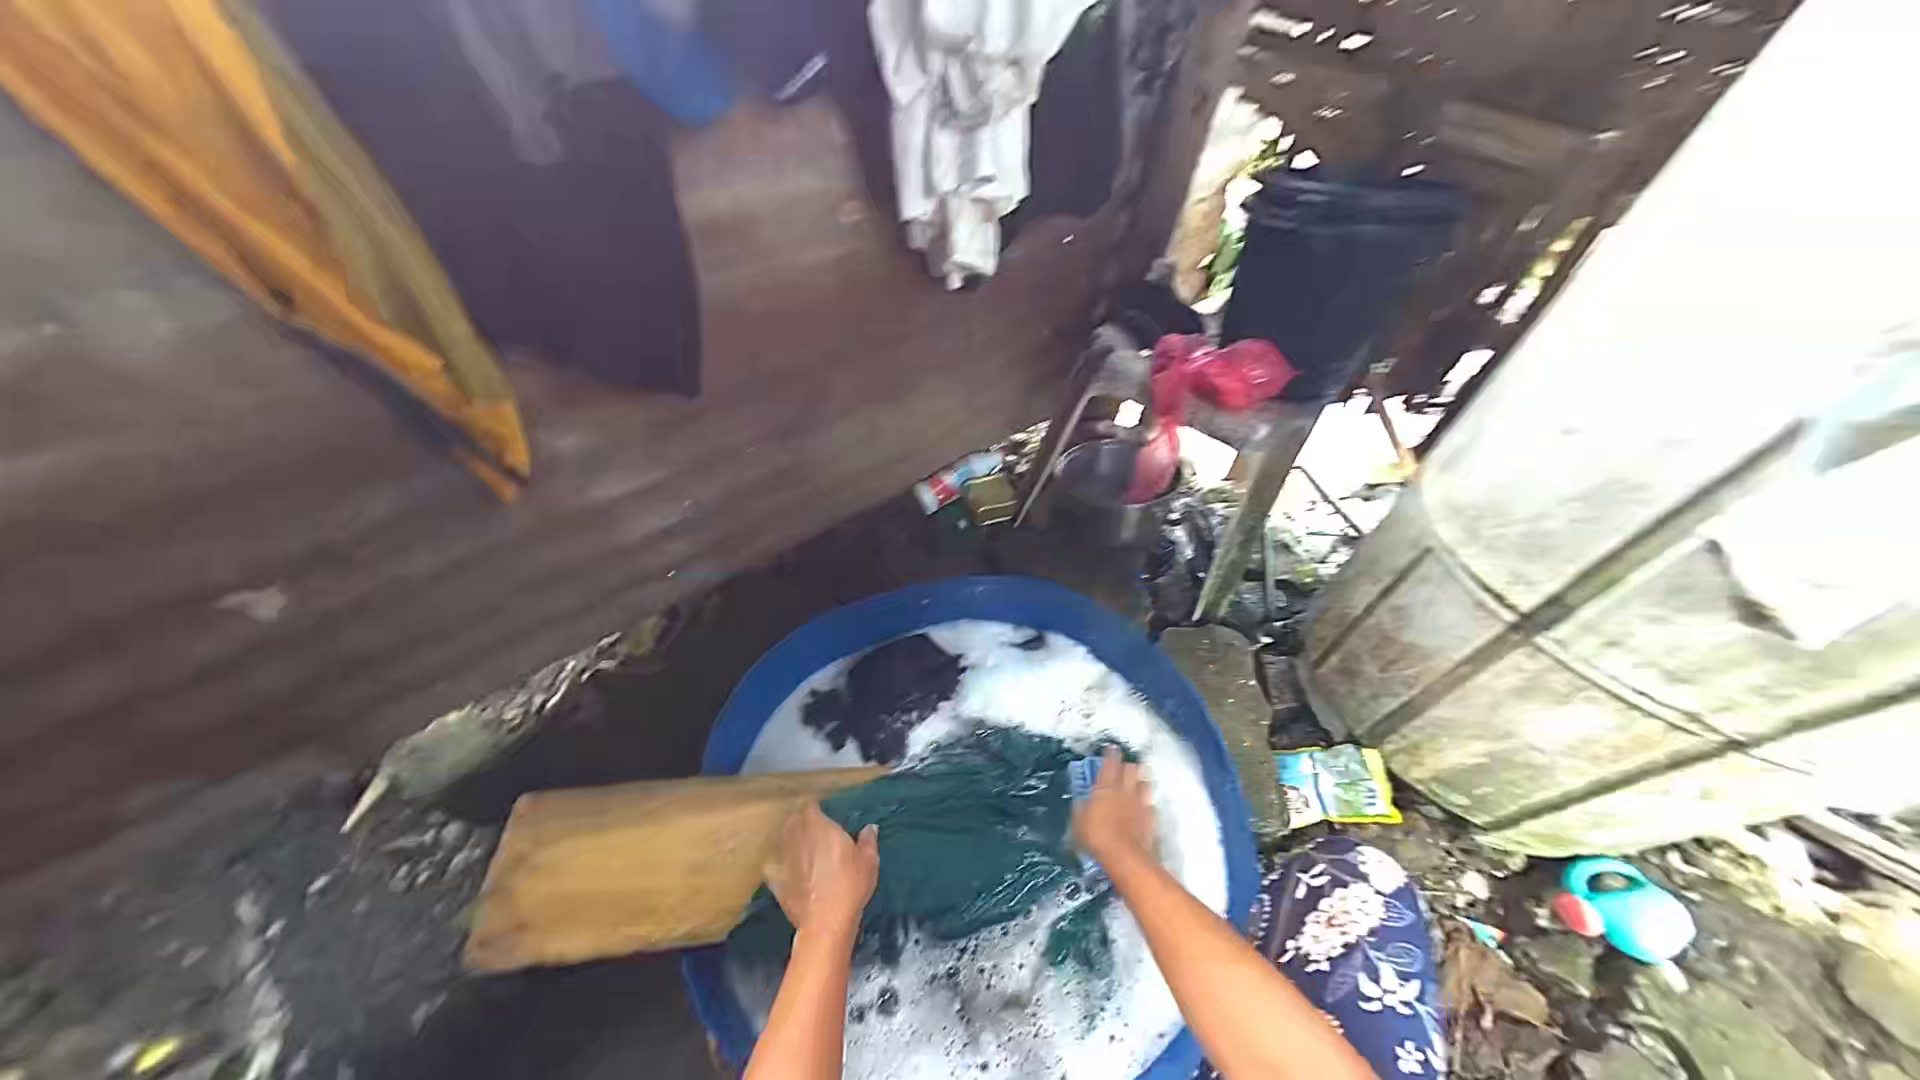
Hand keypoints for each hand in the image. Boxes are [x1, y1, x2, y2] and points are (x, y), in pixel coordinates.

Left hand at [765, 801, 878, 936]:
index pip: (810, 806)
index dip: (815, 809)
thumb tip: (870, 827)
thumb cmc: (850, 884)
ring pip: (781, 841)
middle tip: (813, 833)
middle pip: (792, 821)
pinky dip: (779, 865)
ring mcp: (782, 857)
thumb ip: (868, 840)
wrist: (825, 921)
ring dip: (789, 842)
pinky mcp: (774, 879)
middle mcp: (796, 835)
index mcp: (818, 825)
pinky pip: (774, 865)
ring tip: (799, 850)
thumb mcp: (868, 860)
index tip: (822, 815)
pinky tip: (787, 872)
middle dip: (800, 823)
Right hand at [1072, 746, 1157, 871]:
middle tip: (1124, 764)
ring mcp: (1140, 802)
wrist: (1125, 856)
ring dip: (1141, 776)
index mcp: (1104, 787)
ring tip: (1139, 776)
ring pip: (1144, 780)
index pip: (1109, 763)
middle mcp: (1124, 790)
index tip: (1111, 748)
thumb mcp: (1079, 821)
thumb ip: (1082, 806)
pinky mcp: (1151, 816)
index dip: (1111, 754)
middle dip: (1127, 764)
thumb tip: (1083, 800)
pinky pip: (1150, 800)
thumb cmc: (1096, 837)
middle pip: (1130, 768)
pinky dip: (1147, 798)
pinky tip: (1145, 801)